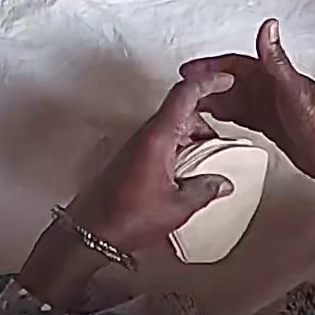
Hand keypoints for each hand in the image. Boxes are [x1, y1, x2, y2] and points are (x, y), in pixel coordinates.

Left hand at [21, 72, 237, 308]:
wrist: (89, 233)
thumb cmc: (125, 218)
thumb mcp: (177, 207)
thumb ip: (205, 190)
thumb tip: (222, 183)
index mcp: (157, 137)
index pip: (184, 95)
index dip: (208, 83)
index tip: (225, 80)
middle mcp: (144, 135)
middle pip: (180, 110)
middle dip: (206, 122)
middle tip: (222, 143)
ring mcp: (136, 146)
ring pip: (171, 126)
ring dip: (192, 136)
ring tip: (207, 162)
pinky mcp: (131, 158)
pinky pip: (161, 141)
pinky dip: (178, 148)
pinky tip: (186, 172)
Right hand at [181, 20, 314, 223]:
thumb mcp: (292, 89)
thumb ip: (276, 59)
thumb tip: (269, 26)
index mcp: (275, 74)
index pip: (235, 65)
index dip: (211, 66)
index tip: (189, 70)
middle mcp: (271, 87)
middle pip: (231, 80)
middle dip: (206, 81)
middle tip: (183, 87)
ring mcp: (270, 106)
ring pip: (234, 97)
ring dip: (213, 98)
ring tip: (190, 103)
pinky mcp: (270, 123)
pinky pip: (241, 114)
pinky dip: (226, 113)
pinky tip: (215, 118)